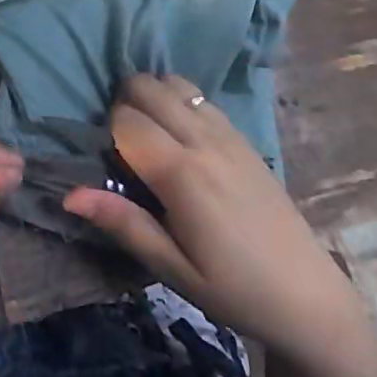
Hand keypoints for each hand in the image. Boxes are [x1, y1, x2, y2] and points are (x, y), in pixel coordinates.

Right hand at [63, 73, 350, 361]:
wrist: (307, 294)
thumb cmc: (232, 289)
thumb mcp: (172, 268)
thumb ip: (123, 223)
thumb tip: (68, 194)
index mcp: (182, 174)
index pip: (126, 119)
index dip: (108, 133)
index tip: (113, 164)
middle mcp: (204, 140)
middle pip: (147, 86)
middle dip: (124, 102)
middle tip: (126, 145)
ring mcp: (228, 132)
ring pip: (175, 83)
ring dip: (153, 96)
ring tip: (151, 135)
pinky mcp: (243, 136)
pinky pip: (201, 97)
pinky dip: (179, 100)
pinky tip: (181, 136)